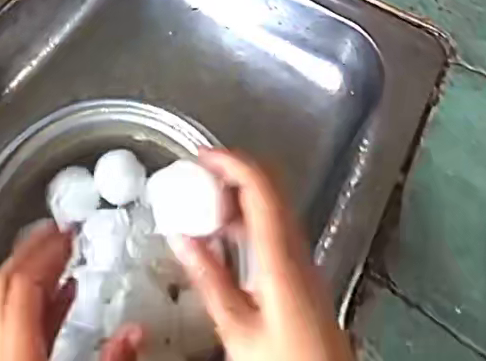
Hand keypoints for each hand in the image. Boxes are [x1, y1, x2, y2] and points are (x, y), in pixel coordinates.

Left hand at [0, 223, 141, 360]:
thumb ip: (110, 358)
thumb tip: (134, 331)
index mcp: (15, 349)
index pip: (22, 283)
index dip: (45, 250)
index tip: (67, 228)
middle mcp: (1, 348)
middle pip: (10, 283)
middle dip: (35, 249)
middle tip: (59, 226)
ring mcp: (3, 354)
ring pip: (12, 300)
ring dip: (39, 270)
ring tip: (65, 250)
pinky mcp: (14, 358)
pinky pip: (22, 323)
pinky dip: (43, 301)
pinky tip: (67, 291)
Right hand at [170, 150, 353, 360]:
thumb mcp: (237, 330)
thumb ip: (209, 279)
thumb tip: (182, 238)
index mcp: (279, 254)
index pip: (259, 185)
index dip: (230, 161)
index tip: (202, 155)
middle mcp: (297, 248)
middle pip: (269, 187)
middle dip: (233, 171)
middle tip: (199, 174)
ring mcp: (304, 260)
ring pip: (273, 205)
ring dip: (240, 194)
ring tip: (205, 203)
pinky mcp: (304, 274)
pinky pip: (275, 226)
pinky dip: (249, 216)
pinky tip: (228, 237)